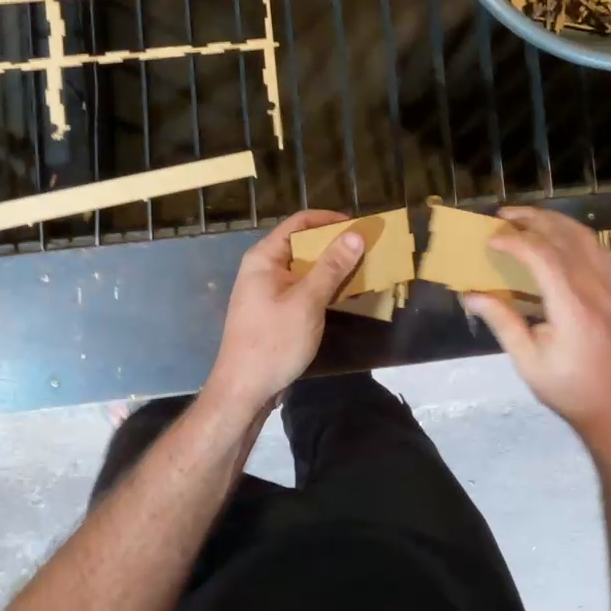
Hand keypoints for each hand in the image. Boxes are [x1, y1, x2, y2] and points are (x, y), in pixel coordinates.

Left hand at [205, 210, 366, 410]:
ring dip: (332, 268)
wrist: (243, 391)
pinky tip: (345, 295)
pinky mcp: (274, 311)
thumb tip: (355, 234)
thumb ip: (331, 267)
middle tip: (367, 250)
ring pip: (305, 268)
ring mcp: (268, 291)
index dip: (330, 220)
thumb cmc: (273, 342)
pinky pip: (302, 288)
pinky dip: (323, 287)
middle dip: (335, 245)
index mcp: (265, 257)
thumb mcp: (307, 302)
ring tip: (363, 270)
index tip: (360, 226)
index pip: (300, 223)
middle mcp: (264, 268)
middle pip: (303, 244)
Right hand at [462, 207, 610, 439]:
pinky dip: (575, 235)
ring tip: (528, 218)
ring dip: (555, 222)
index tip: (491, 240)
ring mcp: (610, 290)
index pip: (543, 256)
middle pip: (565, 237)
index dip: (515, 241)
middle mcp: (594, 289)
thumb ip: (502, 323)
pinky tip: (559, 238)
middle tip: (503, 215)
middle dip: (532, 220)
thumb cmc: (571, 390)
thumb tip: (471, 295)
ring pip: (585, 238)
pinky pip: (598, 251)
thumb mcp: (529, 362)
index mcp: (572, 306)